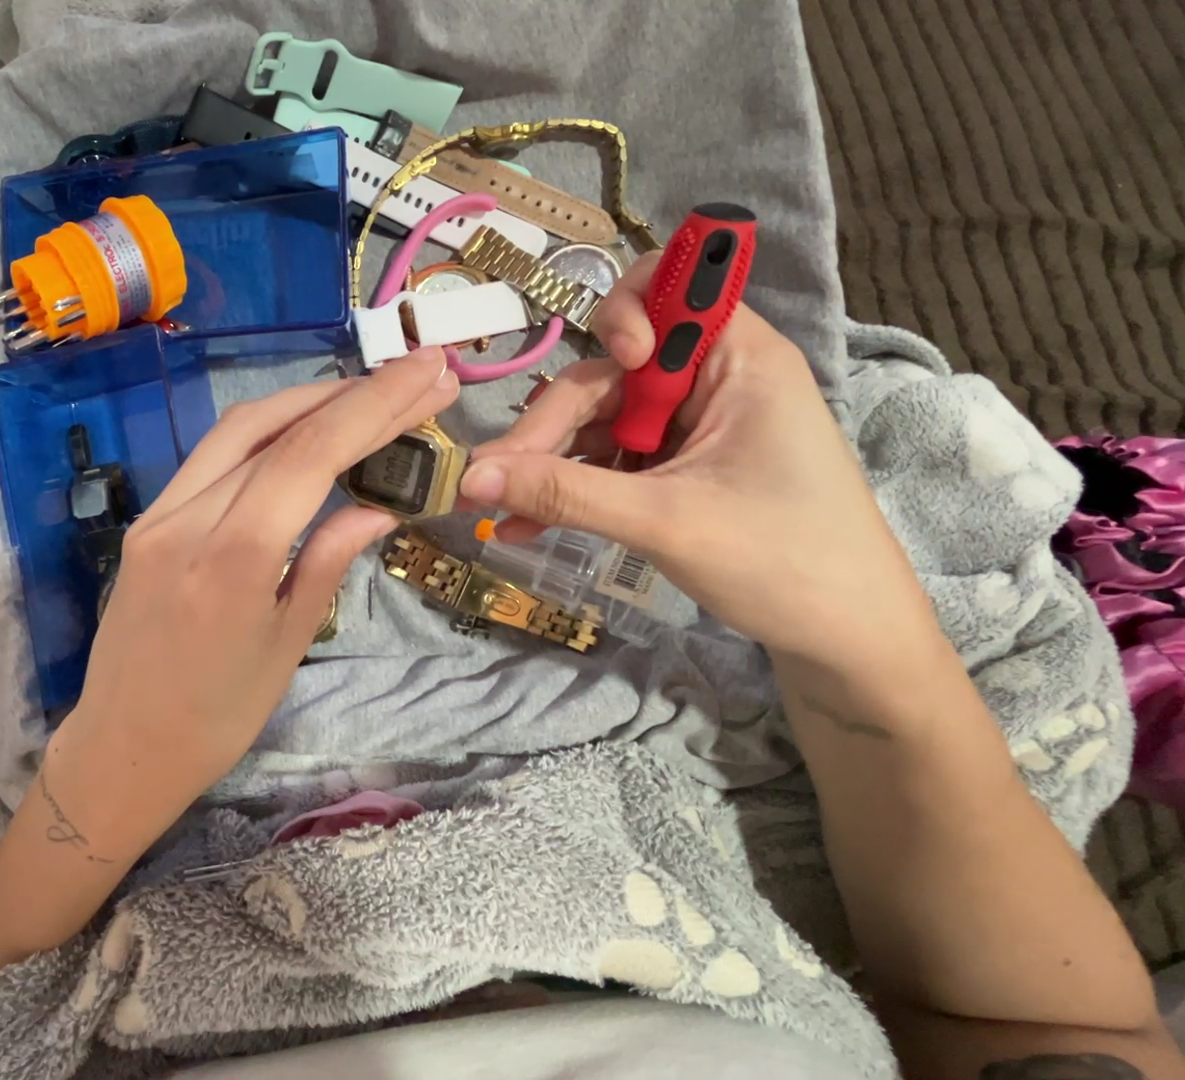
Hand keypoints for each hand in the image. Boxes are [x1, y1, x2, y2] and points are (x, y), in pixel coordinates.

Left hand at [67, 348, 458, 801]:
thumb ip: (326, 563)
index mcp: (232, 558)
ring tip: (367, 395)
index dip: (374, 406)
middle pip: (273, 427)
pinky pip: (209, 459)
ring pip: (235, 431)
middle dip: (349, 394)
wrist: (122, 745)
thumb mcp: (286, 646)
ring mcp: (158, 515)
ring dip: (304, 402)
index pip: (308, 454)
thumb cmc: (216, 718)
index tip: (429, 374)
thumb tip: (374, 507)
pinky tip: (302, 432)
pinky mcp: (146, 521)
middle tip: (413, 377)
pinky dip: (263, 432)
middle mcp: (187, 520)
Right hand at [460, 256, 941, 672]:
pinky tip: (524, 527)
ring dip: (543, 467)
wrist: (842, 637)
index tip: (612, 362)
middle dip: (547, 427)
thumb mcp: (664, 521)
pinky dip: (564, 491)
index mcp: (736, 362)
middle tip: (488, 482)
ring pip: (593, 424)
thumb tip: (469, 476)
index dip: (627, 312)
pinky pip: (602, 464)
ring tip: (494, 511)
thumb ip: (563, 493)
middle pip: (605, 376)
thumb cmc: (782, 562)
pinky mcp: (670, 470)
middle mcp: (707, 382)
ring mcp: (685, 429)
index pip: (671, 289)